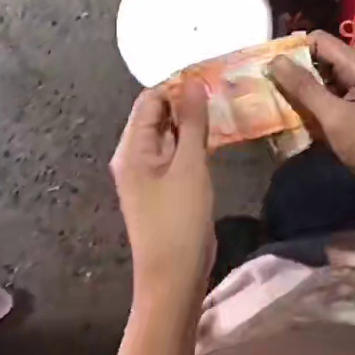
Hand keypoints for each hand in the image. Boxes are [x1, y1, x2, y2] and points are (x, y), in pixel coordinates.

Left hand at [109, 83, 214, 296]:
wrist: (173, 277)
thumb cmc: (178, 219)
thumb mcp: (189, 165)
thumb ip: (192, 122)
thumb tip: (192, 82)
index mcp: (131, 148)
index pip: (149, 100)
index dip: (177, 86)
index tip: (211, 77)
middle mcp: (134, 156)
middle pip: (157, 115)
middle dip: (185, 100)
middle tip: (222, 89)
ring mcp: (148, 173)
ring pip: (169, 133)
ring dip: (191, 121)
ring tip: (223, 107)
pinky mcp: (163, 186)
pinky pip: (175, 152)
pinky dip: (193, 141)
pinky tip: (217, 136)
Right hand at [268, 31, 354, 200]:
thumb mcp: (335, 117)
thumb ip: (305, 88)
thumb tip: (275, 60)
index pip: (319, 41)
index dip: (293, 48)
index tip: (266, 65)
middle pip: (318, 60)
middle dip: (292, 71)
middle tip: (264, 86)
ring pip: (319, 83)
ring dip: (298, 92)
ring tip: (270, 103)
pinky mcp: (352, 115)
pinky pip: (325, 102)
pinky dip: (308, 108)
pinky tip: (290, 120)